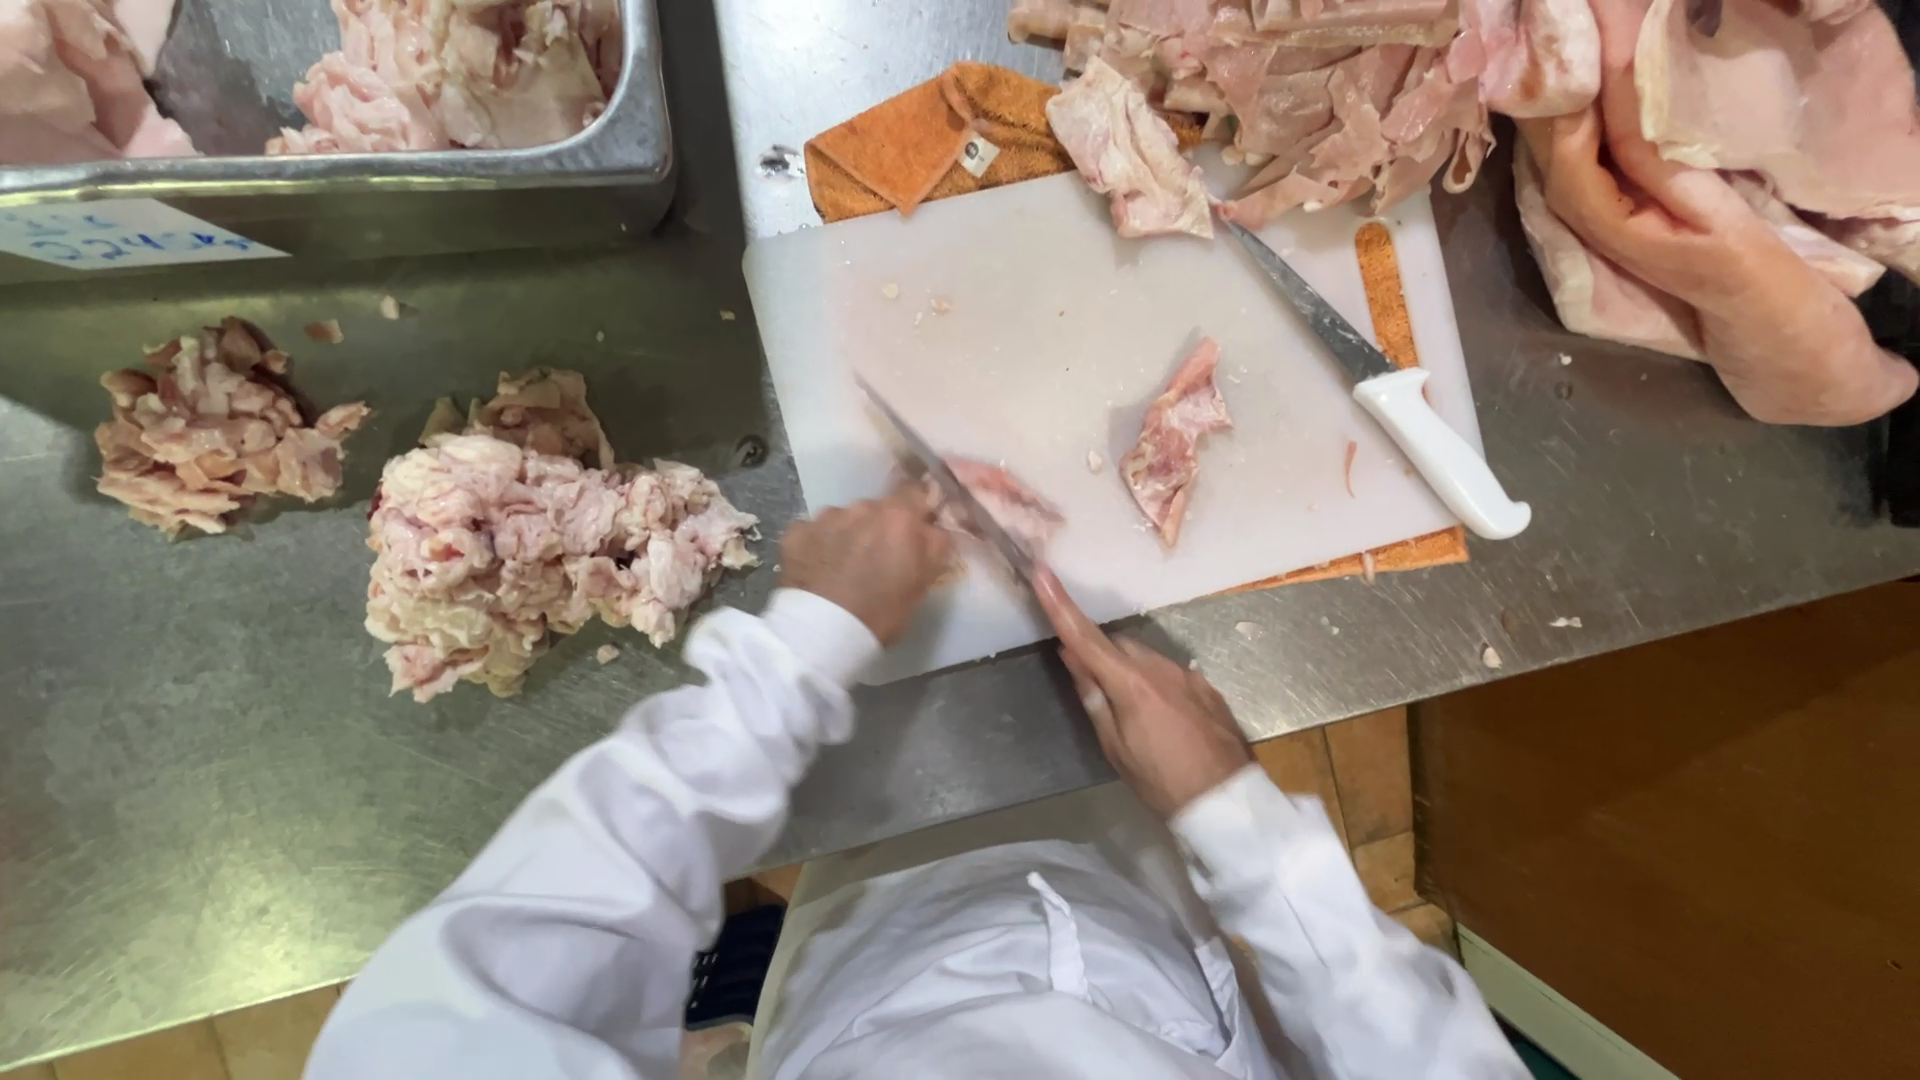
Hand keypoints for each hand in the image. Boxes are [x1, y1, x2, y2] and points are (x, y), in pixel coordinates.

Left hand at [781, 490, 952, 644]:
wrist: (822, 632)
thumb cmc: (881, 611)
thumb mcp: (923, 583)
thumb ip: (935, 546)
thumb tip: (934, 528)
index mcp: (898, 517)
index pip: (916, 491)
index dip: (917, 507)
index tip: (916, 526)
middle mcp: (862, 507)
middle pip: (877, 507)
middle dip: (879, 526)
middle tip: (878, 556)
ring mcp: (825, 517)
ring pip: (844, 518)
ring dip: (848, 534)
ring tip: (844, 565)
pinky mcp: (797, 532)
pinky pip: (814, 531)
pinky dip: (818, 544)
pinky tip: (819, 569)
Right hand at [1032, 565, 1251, 816]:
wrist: (1228, 802)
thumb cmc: (1161, 781)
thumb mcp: (1115, 747)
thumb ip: (1093, 696)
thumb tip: (1071, 656)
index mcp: (1131, 683)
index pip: (1085, 637)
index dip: (1059, 604)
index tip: (1042, 572)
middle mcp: (1160, 667)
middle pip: (1117, 644)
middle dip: (1100, 653)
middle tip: (1092, 685)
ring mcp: (1187, 674)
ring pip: (1144, 657)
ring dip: (1128, 670)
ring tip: (1131, 712)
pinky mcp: (1206, 686)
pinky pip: (1169, 673)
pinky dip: (1154, 683)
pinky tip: (1161, 717)